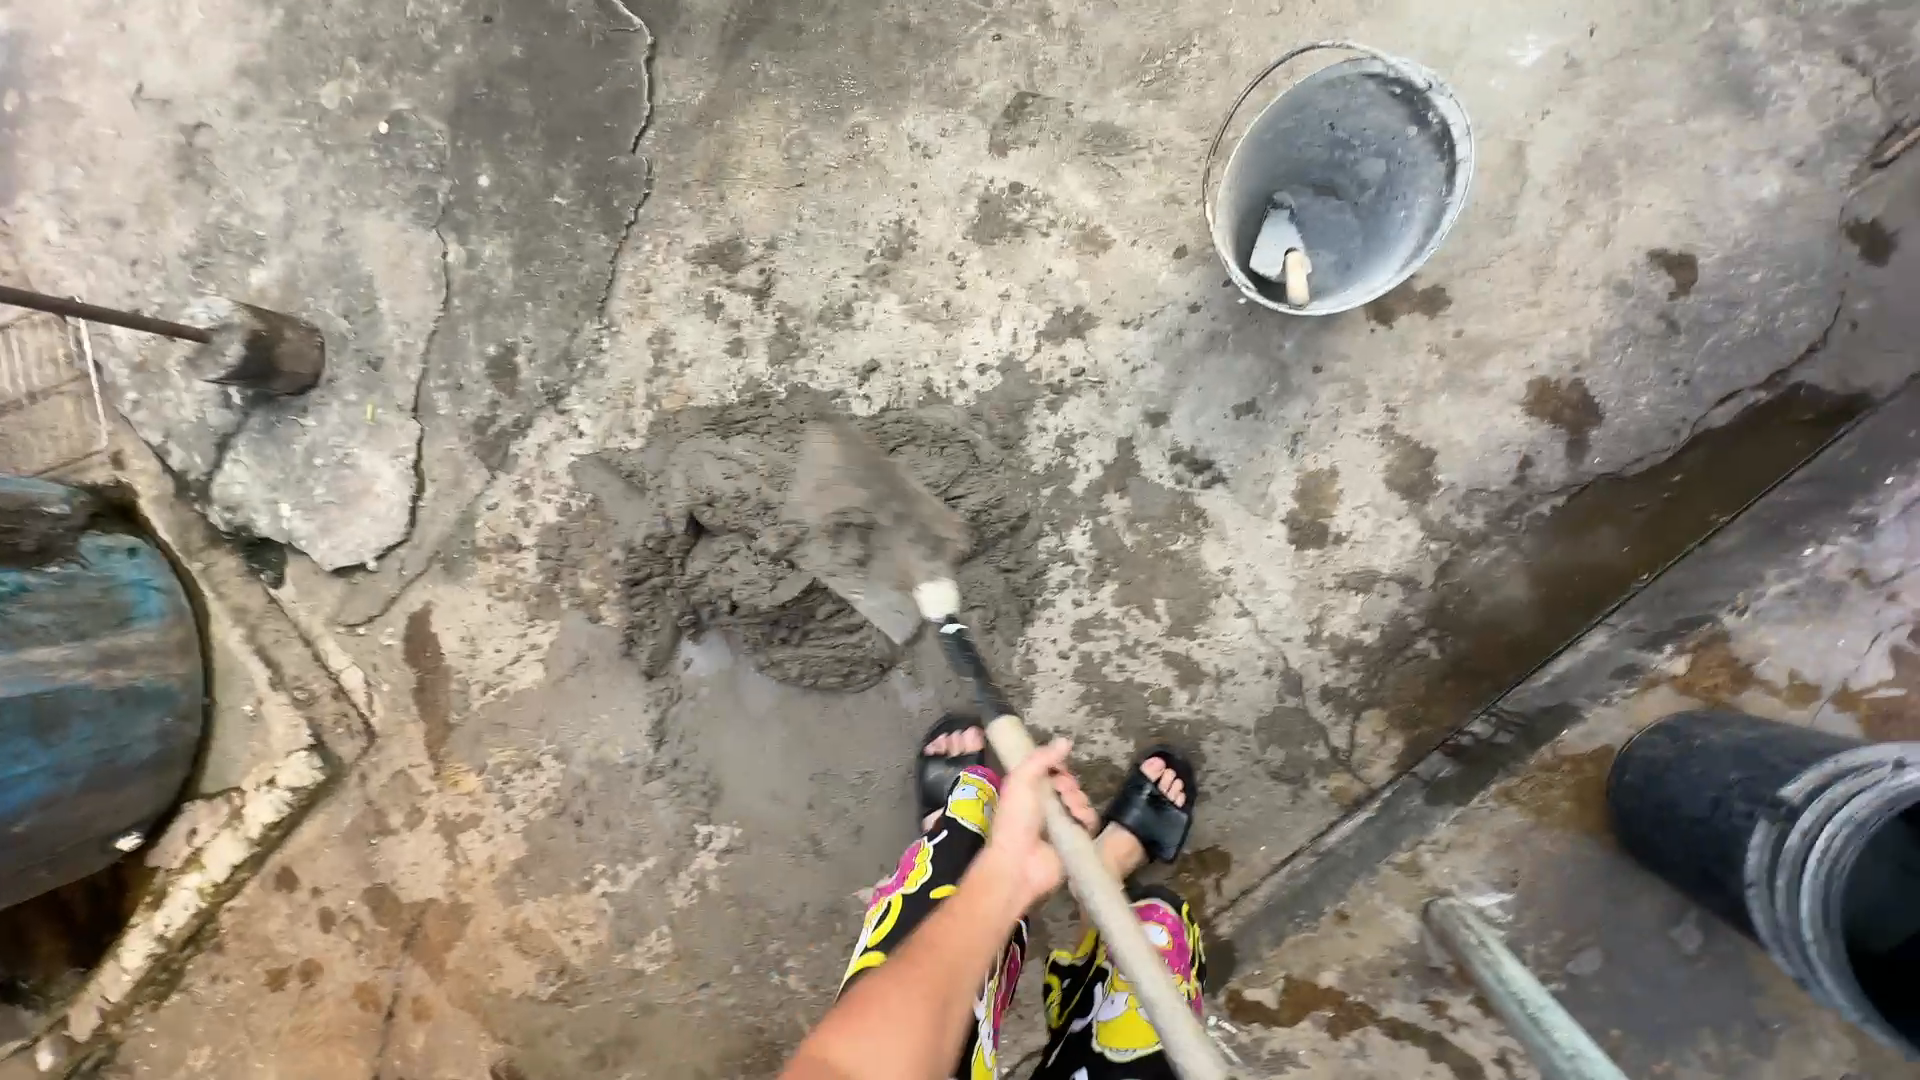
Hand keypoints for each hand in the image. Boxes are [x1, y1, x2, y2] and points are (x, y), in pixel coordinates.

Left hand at [979, 738, 1098, 910]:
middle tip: (1061, 790)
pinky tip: (1078, 819)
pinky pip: (1089, 821)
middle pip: (1069, 784)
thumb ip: (1041, 758)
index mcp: (1030, 789)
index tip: (1057, 768)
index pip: (1052, 771)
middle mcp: (1046, 805)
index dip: (1058, 767)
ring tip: (1069, 807)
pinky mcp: (1075, 840)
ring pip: (1081, 801)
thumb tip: (1065, 741)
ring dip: (1078, 799)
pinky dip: (1087, 817)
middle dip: (1069, 784)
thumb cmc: (1015, 818)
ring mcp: (1061, 823)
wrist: (1019, 862)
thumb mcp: (1022, 780)